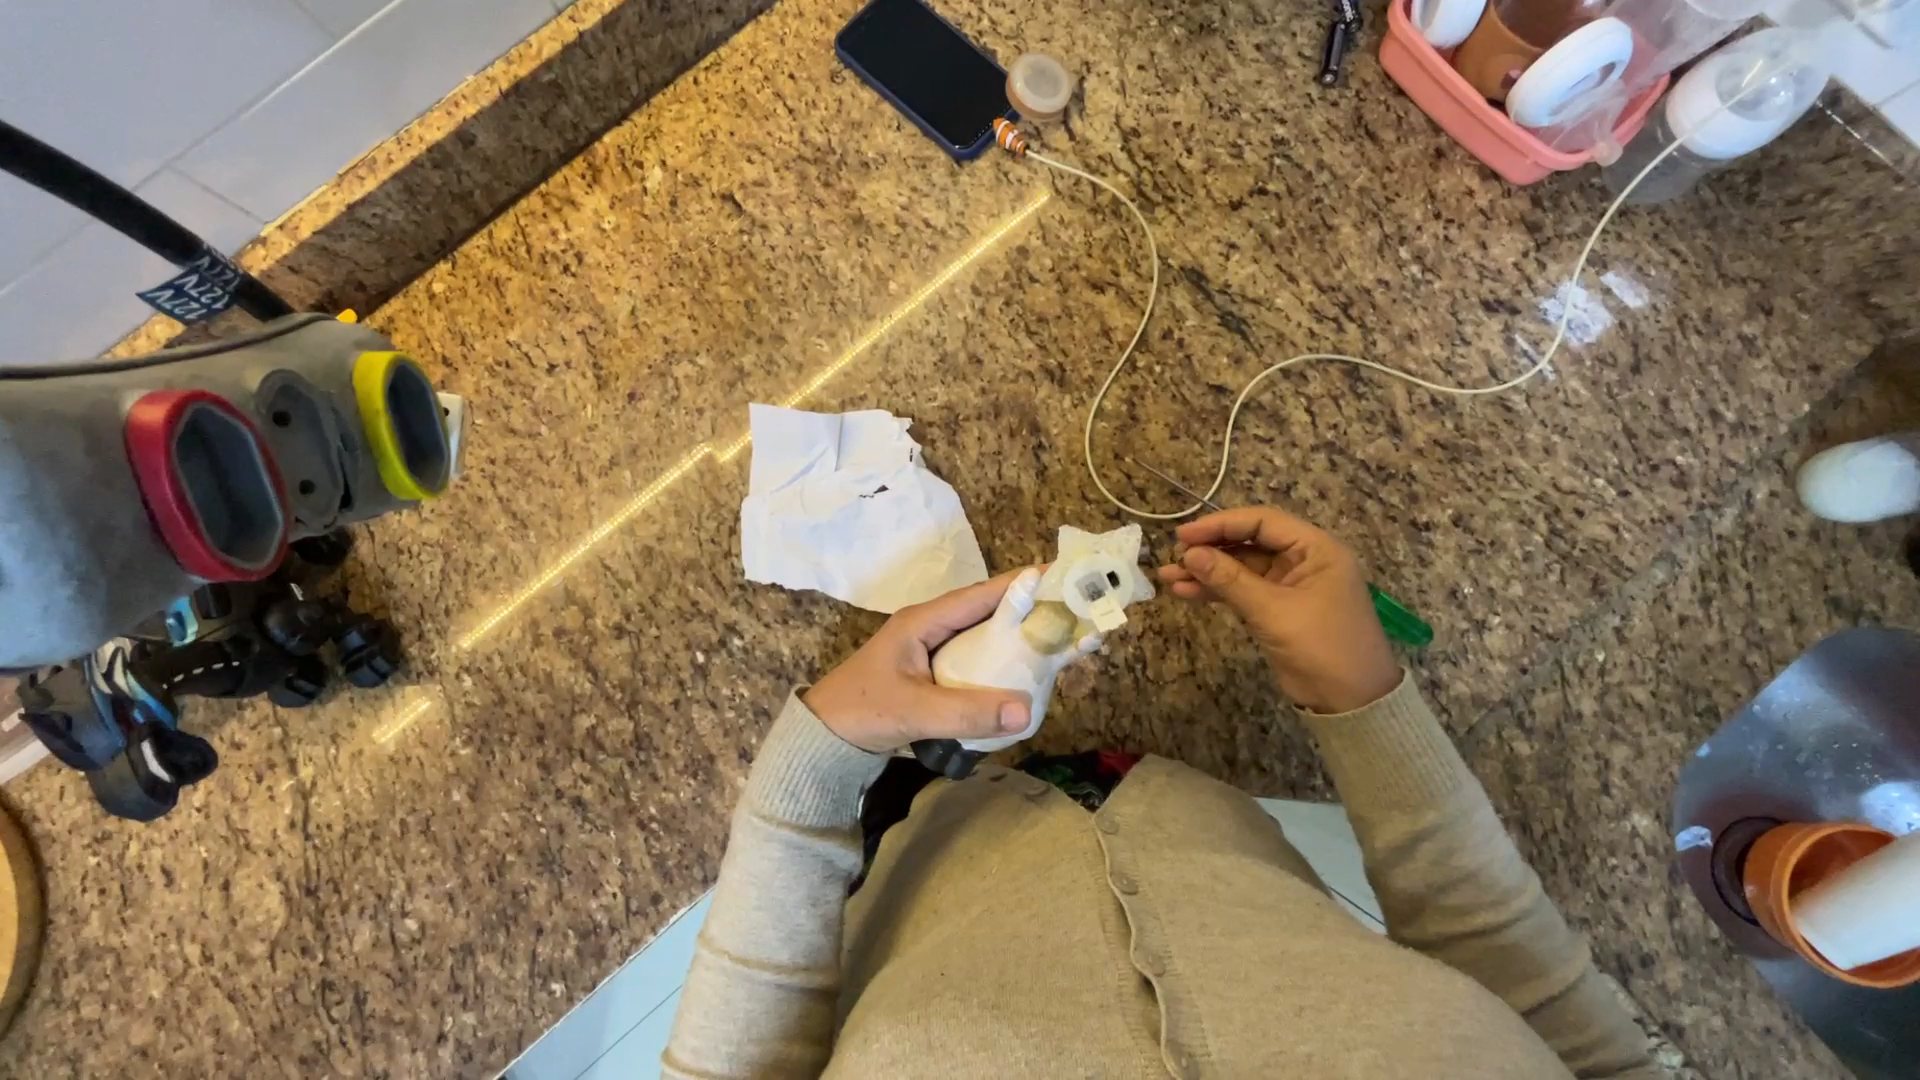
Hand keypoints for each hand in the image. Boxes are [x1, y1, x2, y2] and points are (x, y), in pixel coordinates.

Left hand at [804, 571, 1037, 752]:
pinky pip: (975, 660)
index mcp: (923, 621)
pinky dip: (1001, 663)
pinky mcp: (933, 672)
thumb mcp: (914, 711)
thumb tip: (1026, 711)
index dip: (1019, 585)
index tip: (1060, 577)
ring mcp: (932, 649)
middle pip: (987, 612)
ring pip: (983, 636)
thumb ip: (967, 712)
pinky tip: (1025, 674)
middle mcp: (931, 627)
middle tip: (1072, 611)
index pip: (980, 595)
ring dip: (1017, 637)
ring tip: (1059, 639)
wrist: (825, 738)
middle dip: (1028, 610)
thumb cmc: (863, 712)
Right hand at [1157, 507, 1400, 714]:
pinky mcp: (1277, 608)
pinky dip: (1216, 591)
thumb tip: (1190, 554)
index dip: (1221, 524)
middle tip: (1175, 558)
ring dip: (1207, 572)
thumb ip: (1230, 580)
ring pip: (1241, 568)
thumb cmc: (1321, 647)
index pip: (1263, 522)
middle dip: (1210, 550)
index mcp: (1316, 549)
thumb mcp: (1273, 610)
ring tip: (1170, 577)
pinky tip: (1186, 593)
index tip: (1184, 536)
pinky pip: (1242, 590)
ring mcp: (1289, 585)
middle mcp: (1303, 560)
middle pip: (1249, 543)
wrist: (1351, 702)